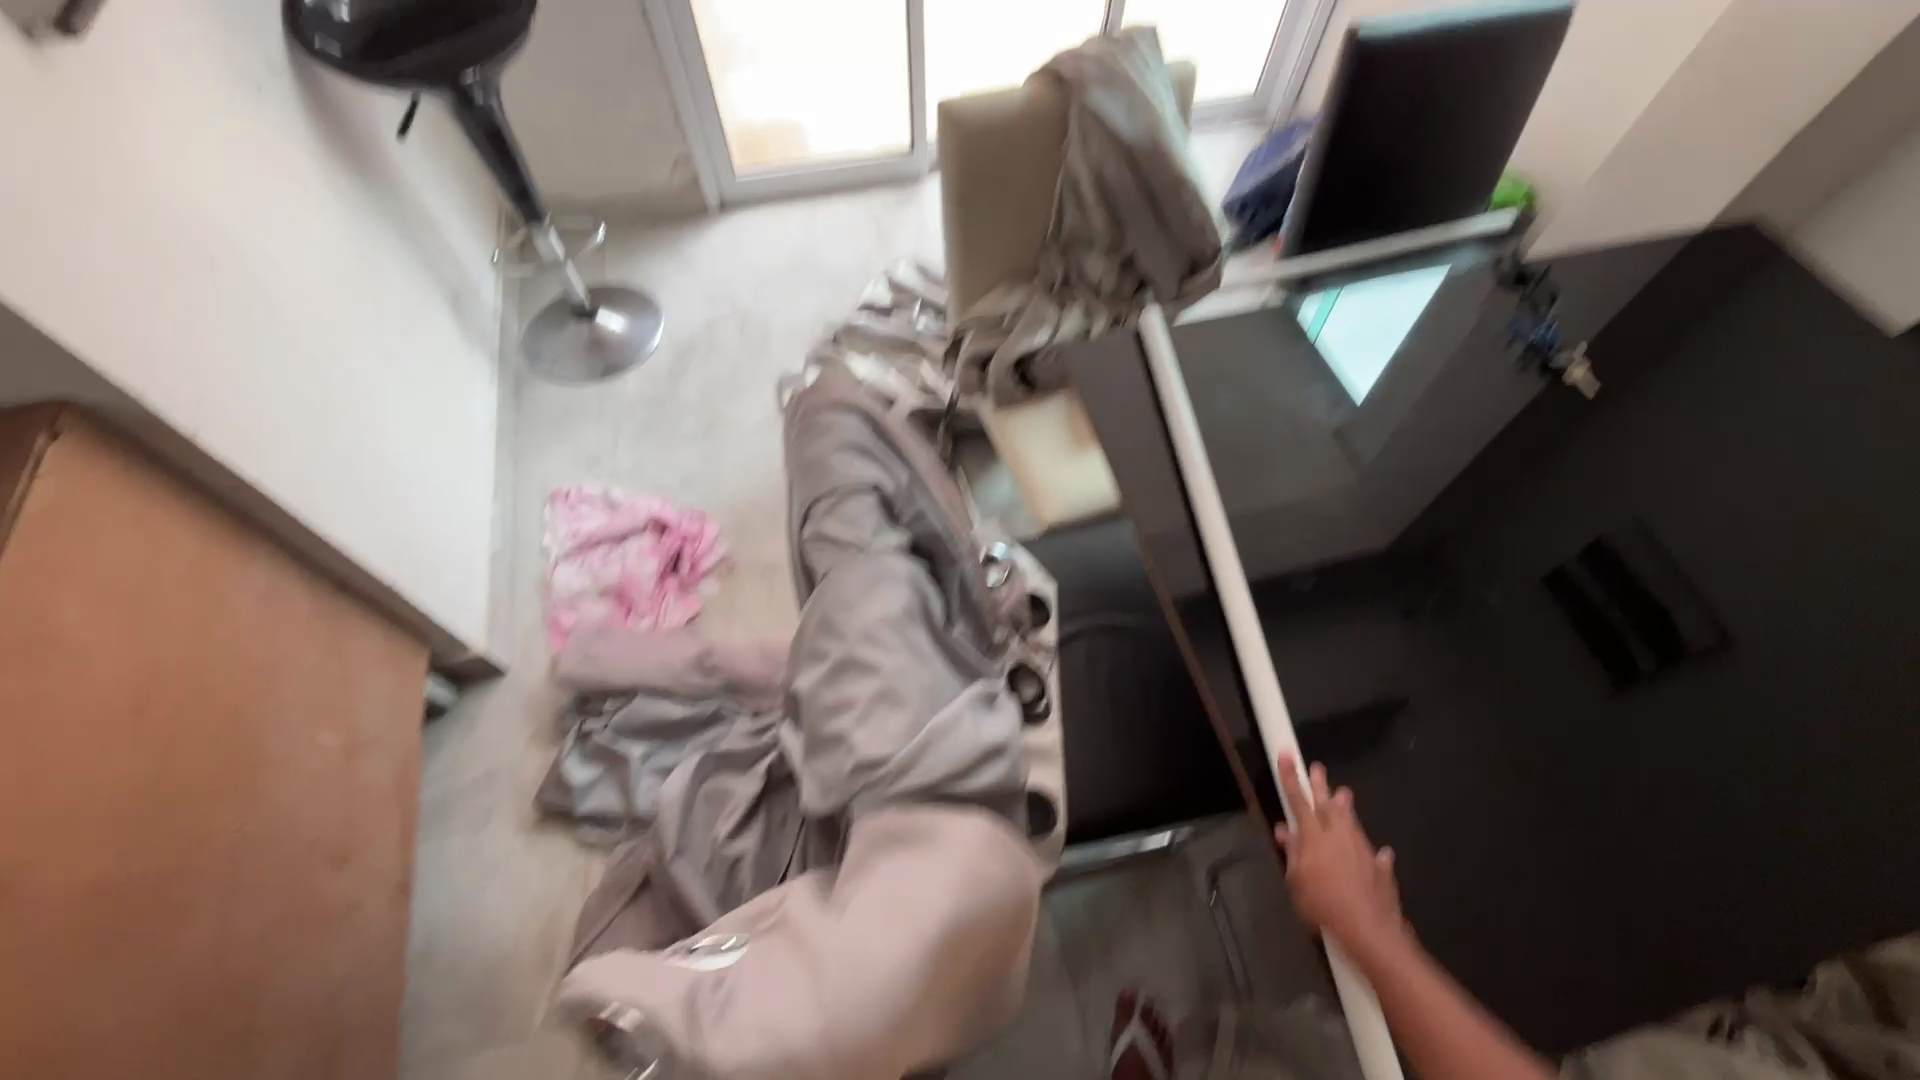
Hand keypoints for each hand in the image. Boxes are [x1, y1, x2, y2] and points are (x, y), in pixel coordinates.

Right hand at [1273, 756, 1405, 953]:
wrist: (1368, 929)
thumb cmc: (1323, 905)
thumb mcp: (1296, 882)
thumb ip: (1292, 854)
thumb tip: (1285, 832)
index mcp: (1314, 837)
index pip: (1298, 800)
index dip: (1291, 777)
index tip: (1286, 756)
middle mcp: (1339, 836)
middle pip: (1327, 804)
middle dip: (1320, 784)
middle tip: (1317, 767)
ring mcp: (1363, 850)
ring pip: (1352, 821)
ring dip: (1345, 808)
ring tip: (1343, 794)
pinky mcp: (1382, 868)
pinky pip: (1375, 855)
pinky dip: (1372, 851)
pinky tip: (1380, 852)